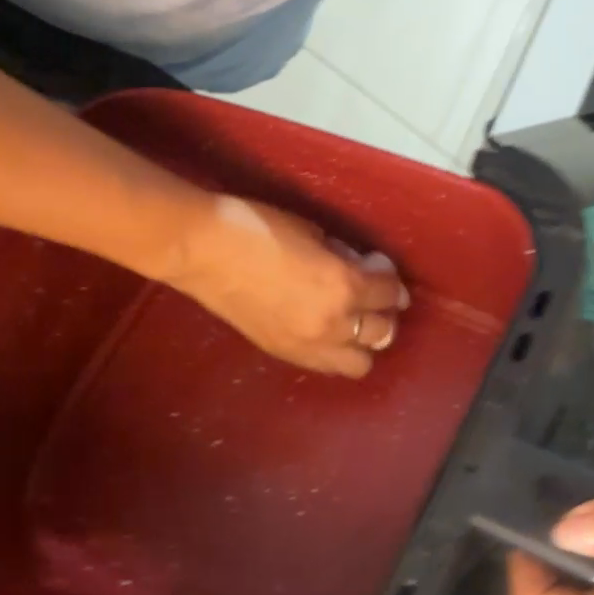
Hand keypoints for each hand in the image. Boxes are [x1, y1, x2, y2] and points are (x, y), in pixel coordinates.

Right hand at [167, 195, 408, 377]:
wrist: (203, 251)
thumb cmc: (257, 227)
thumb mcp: (313, 233)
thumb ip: (343, 255)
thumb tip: (359, 266)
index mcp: (344, 287)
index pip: (389, 293)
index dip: (389, 278)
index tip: (380, 267)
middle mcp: (334, 324)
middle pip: (382, 332)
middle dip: (383, 311)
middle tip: (372, 294)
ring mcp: (309, 346)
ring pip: (361, 361)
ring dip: (364, 340)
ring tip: (353, 321)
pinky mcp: (286, 354)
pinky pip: (328, 367)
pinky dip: (337, 352)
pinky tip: (328, 333)